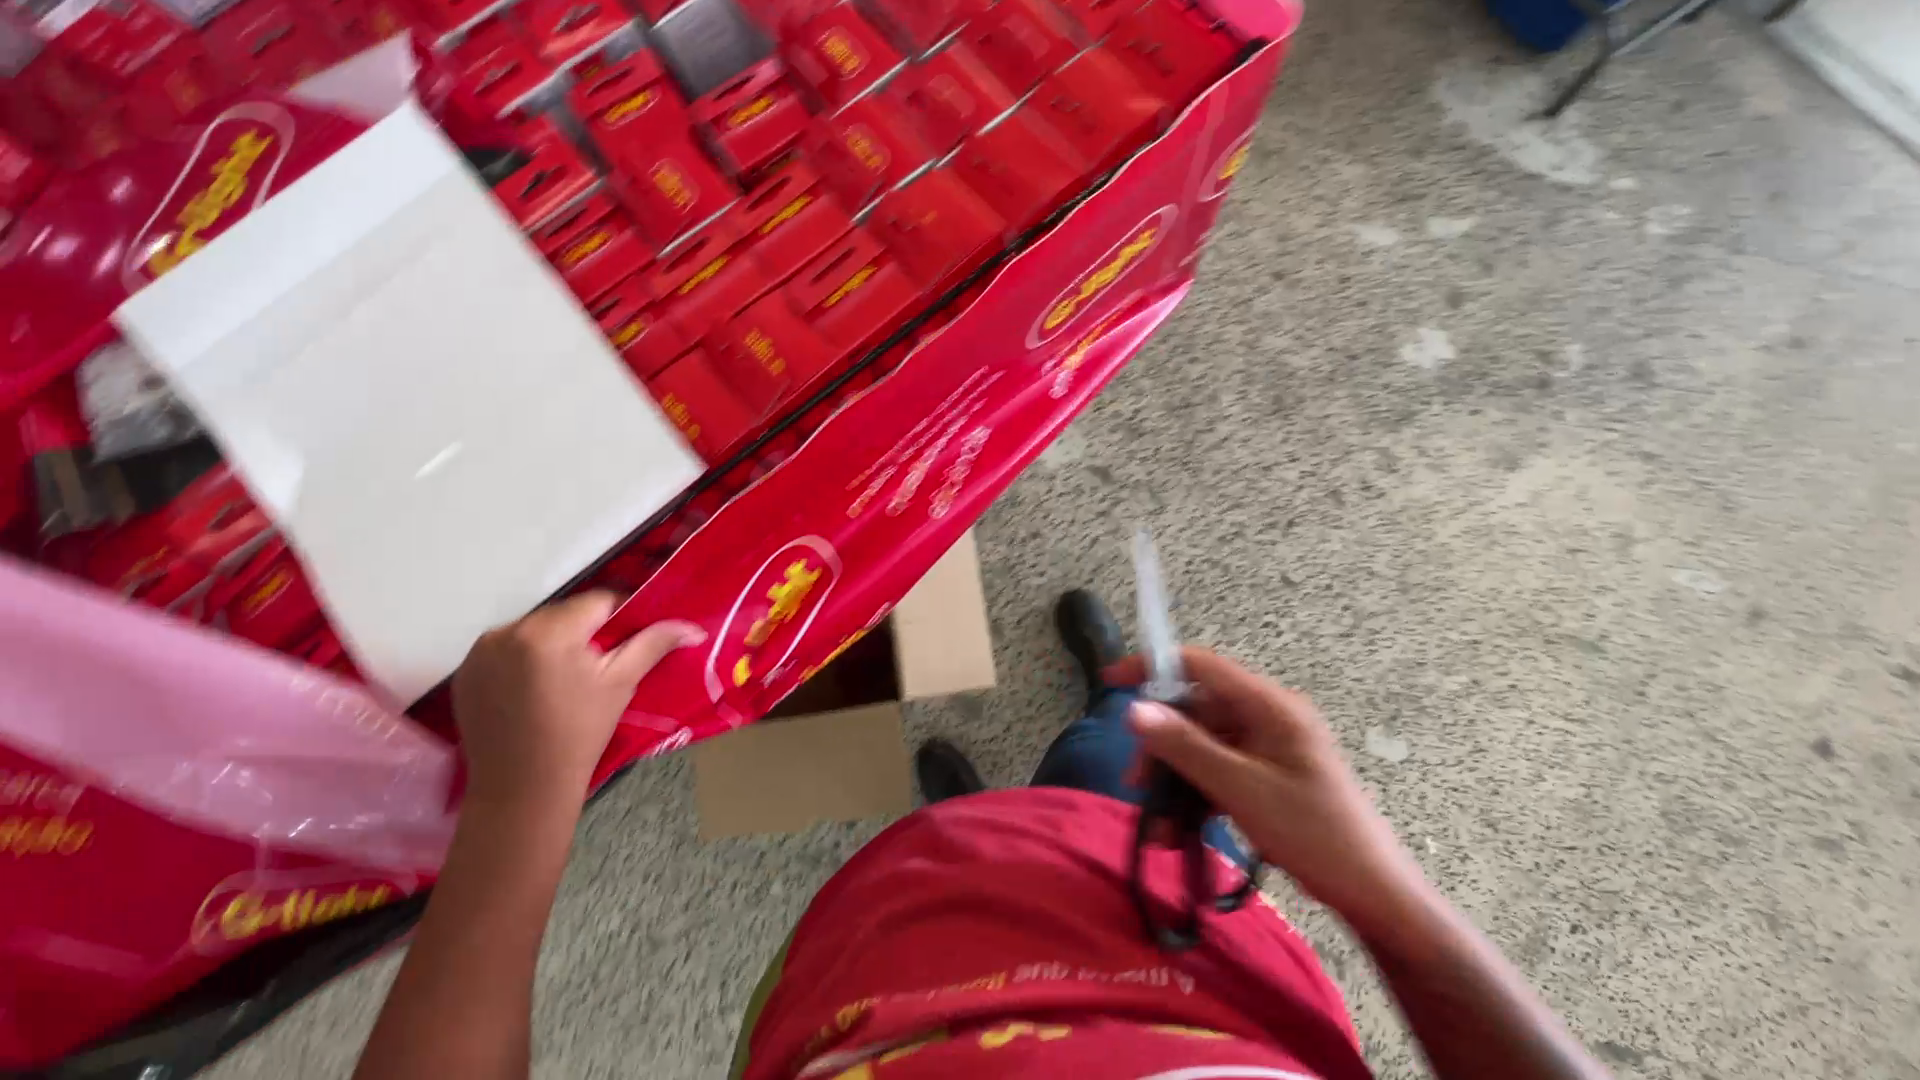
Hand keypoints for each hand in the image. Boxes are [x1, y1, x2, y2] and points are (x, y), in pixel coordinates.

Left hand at [451, 593, 704, 808]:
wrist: (522, 789)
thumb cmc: (580, 735)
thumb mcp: (621, 684)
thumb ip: (654, 644)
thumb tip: (694, 626)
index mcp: (550, 632)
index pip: (597, 601)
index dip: (621, 614)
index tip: (631, 639)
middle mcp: (509, 631)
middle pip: (564, 614)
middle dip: (585, 631)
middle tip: (601, 664)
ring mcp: (481, 651)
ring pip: (535, 629)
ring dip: (554, 643)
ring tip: (566, 678)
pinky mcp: (466, 670)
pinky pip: (506, 648)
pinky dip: (524, 659)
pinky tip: (535, 689)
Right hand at [1107, 648, 1426, 936]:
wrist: (1372, 892)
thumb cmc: (1312, 832)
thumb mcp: (1241, 788)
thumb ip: (1186, 746)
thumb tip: (1134, 710)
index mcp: (1270, 706)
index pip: (1202, 666)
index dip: (1153, 668)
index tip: (1111, 683)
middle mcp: (1268, 718)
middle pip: (1197, 714)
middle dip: (1163, 750)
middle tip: (1136, 785)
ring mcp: (1269, 749)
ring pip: (1204, 750)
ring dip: (1176, 784)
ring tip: (1159, 829)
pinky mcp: (1269, 778)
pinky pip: (1220, 775)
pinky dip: (1197, 800)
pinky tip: (1179, 836)